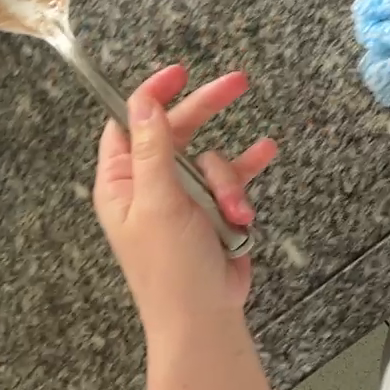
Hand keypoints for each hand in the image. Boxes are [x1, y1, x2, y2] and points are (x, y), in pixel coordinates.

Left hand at [92, 65, 278, 337]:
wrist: (204, 316)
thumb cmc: (171, 269)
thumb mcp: (159, 203)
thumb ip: (153, 150)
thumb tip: (142, 103)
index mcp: (123, 184)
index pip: (129, 124)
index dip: (151, 96)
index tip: (179, 73)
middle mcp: (152, 186)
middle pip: (178, 132)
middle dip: (207, 110)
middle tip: (237, 82)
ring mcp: (185, 199)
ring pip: (213, 162)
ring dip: (231, 183)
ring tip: (236, 212)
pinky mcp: (214, 212)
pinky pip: (234, 181)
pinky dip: (246, 182)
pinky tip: (267, 154)